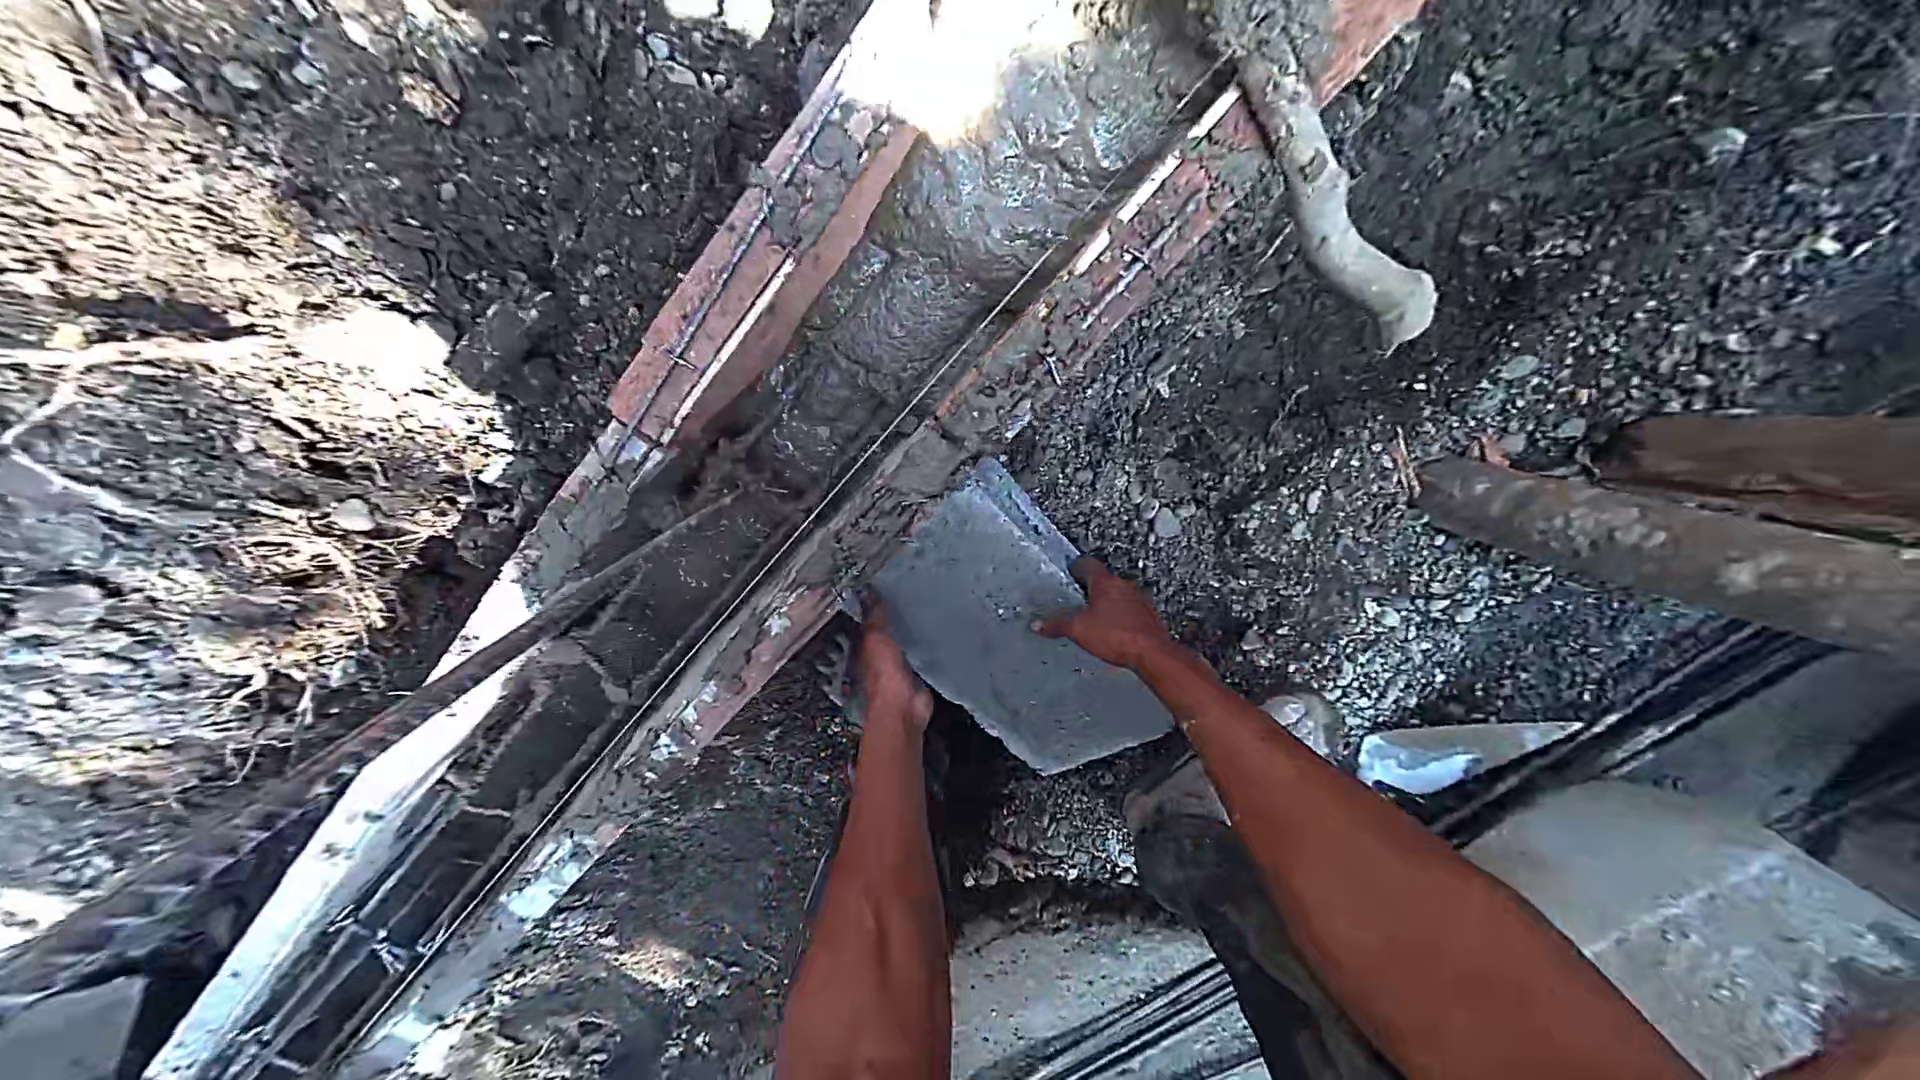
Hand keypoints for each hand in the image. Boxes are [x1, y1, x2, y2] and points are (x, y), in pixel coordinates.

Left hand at [859, 595, 933, 731]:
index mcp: (862, 647)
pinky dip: (926, 644)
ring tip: (925, 607)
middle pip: (886, 631)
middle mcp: (878, 656)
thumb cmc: (883, 671)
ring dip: (912, 630)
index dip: (874, 606)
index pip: (866, 622)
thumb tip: (869, 591)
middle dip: (895, 617)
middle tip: (910, 593)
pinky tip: (935, 630)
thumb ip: (874, 615)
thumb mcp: (875, 636)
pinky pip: (921, 653)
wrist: (904, 704)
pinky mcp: (916, 672)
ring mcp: (898, 665)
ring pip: (904, 641)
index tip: (887, 587)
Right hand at [1035, 557, 1175, 670]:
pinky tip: (1116, 628)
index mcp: (1105, 583)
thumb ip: (1056, 625)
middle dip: (1092, 587)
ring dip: (1109, 600)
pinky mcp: (1148, 615)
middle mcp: (1124, 586)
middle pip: (1104, 578)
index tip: (1071, 569)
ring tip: (1097, 614)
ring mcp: (1139, 599)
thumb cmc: (1118, 636)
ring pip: (1120, 593)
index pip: (1088, 564)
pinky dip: (1122, 614)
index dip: (1077, 566)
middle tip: (1080, 595)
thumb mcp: (1078, 630)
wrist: (1151, 653)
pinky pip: (1132, 608)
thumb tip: (1039, 625)